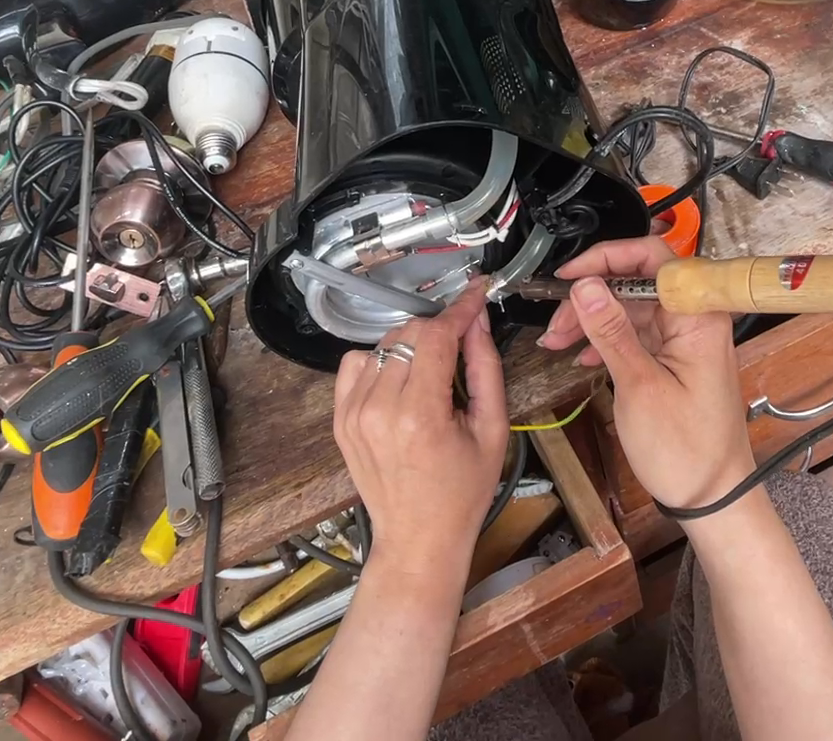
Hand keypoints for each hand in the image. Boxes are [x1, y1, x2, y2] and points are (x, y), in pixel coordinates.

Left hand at [334, 283, 507, 579]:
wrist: (418, 539)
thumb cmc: (463, 492)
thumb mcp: (492, 429)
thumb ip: (485, 367)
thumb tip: (478, 321)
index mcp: (420, 414)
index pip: (437, 335)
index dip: (460, 308)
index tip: (477, 293)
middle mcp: (378, 408)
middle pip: (409, 333)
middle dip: (440, 328)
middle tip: (463, 340)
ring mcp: (353, 413)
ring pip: (384, 343)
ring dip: (413, 343)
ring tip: (434, 368)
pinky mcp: (340, 418)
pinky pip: (357, 361)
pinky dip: (381, 358)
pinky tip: (401, 378)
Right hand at [537, 238, 752, 511]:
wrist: (711, 497)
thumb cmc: (686, 449)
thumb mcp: (639, 385)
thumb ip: (611, 331)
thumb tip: (585, 285)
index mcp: (697, 316)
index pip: (652, 257)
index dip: (607, 258)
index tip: (570, 276)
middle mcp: (693, 318)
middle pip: (634, 282)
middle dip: (590, 296)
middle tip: (556, 320)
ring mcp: (682, 338)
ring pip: (628, 308)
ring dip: (590, 319)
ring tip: (557, 340)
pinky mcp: (671, 357)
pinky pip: (633, 332)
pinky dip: (604, 339)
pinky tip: (582, 355)